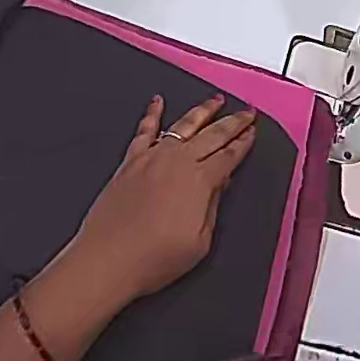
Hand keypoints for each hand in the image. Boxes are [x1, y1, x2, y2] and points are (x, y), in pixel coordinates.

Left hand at [69, 95, 257, 302]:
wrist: (107, 260)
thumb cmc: (153, 258)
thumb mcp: (200, 241)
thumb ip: (212, 206)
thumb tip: (220, 183)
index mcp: (200, 180)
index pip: (229, 156)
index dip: (243, 143)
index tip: (252, 133)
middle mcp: (178, 161)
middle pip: (213, 134)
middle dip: (233, 122)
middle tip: (246, 113)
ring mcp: (153, 157)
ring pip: (184, 125)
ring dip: (203, 110)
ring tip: (216, 100)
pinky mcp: (131, 161)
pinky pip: (145, 129)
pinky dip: (152, 113)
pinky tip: (158, 102)